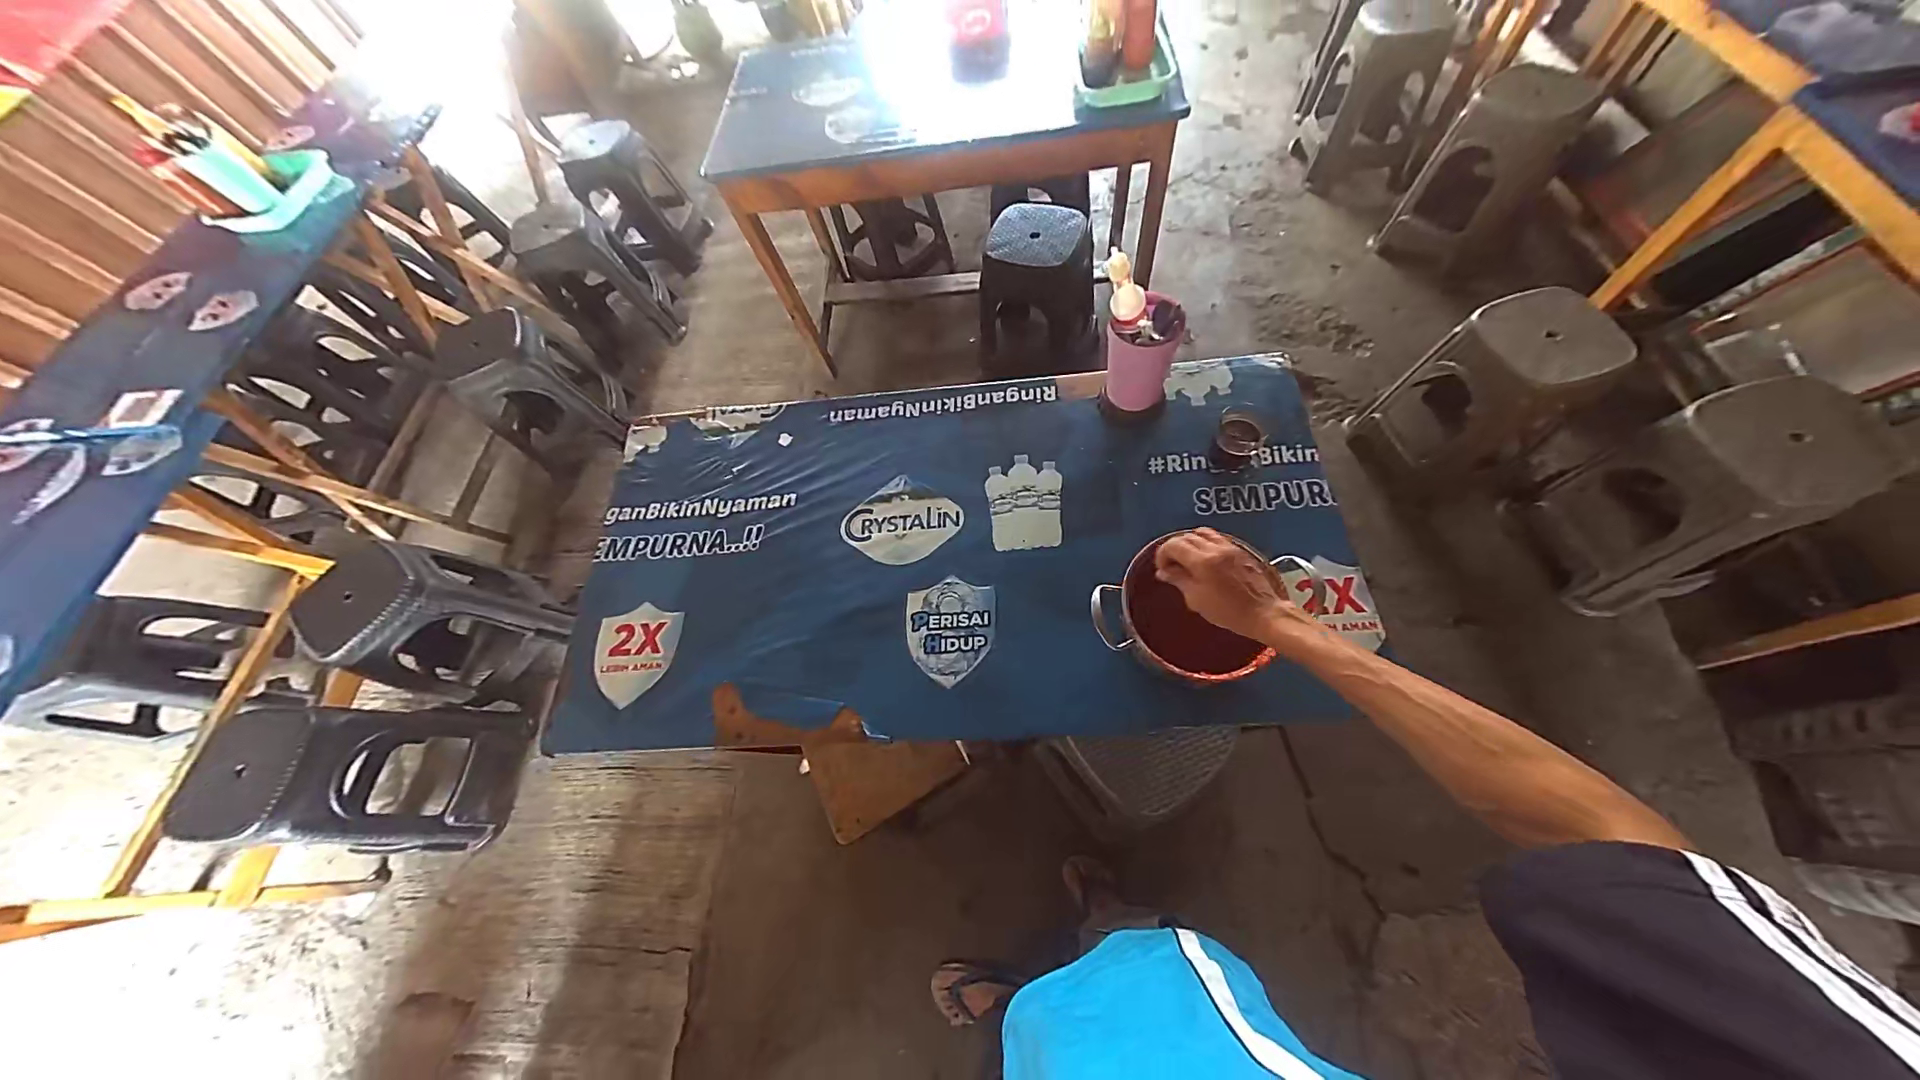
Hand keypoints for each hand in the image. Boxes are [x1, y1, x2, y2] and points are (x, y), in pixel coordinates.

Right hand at [1154, 528, 1319, 645]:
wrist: (1263, 614)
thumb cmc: (1231, 612)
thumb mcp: (1196, 599)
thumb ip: (1178, 580)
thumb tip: (1165, 572)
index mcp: (1202, 561)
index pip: (1173, 545)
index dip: (1162, 555)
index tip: (1163, 567)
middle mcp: (1216, 550)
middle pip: (1186, 536)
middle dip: (1174, 548)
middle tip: (1171, 564)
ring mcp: (1230, 548)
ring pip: (1202, 533)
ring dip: (1190, 542)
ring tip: (1188, 559)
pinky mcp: (1240, 552)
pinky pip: (1218, 538)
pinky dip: (1206, 543)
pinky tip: (1205, 558)